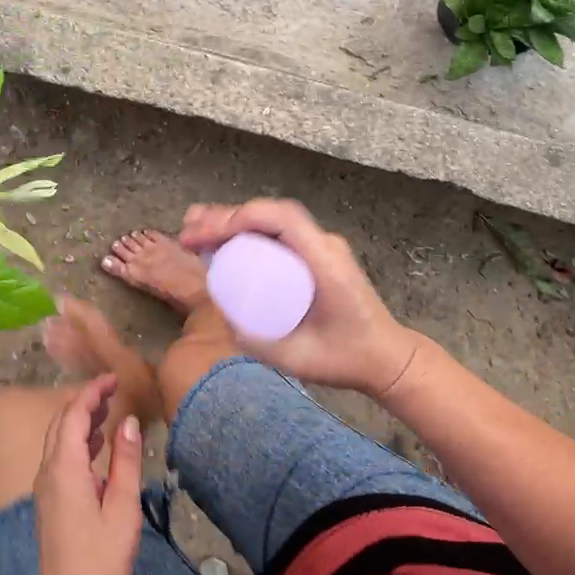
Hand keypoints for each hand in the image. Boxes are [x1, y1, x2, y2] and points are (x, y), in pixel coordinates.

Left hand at [35, 375, 142, 574]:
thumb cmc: (101, 556)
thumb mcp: (122, 508)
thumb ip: (125, 461)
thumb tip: (128, 421)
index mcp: (64, 468)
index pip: (73, 414)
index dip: (92, 391)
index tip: (114, 377)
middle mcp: (47, 471)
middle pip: (61, 422)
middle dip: (85, 401)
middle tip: (112, 390)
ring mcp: (44, 488)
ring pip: (57, 440)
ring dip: (80, 420)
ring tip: (108, 412)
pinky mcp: (48, 502)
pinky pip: (58, 457)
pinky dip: (76, 442)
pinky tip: (96, 447)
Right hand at [181, 199, 420, 394]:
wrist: (386, 359)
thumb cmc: (346, 360)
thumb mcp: (300, 360)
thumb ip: (259, 342)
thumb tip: (222, 317)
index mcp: (325, 263)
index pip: (284, 219)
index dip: (243, 218)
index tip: (210, 235)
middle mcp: (323, 244)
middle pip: (270, 214)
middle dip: (225, 216)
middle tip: (188, 230)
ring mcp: (319, 245)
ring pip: (270, 219)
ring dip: (231, 220)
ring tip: (194, 229)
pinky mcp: (312, 253)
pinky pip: (276, 233)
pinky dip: (245, 231)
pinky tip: (219, 241)